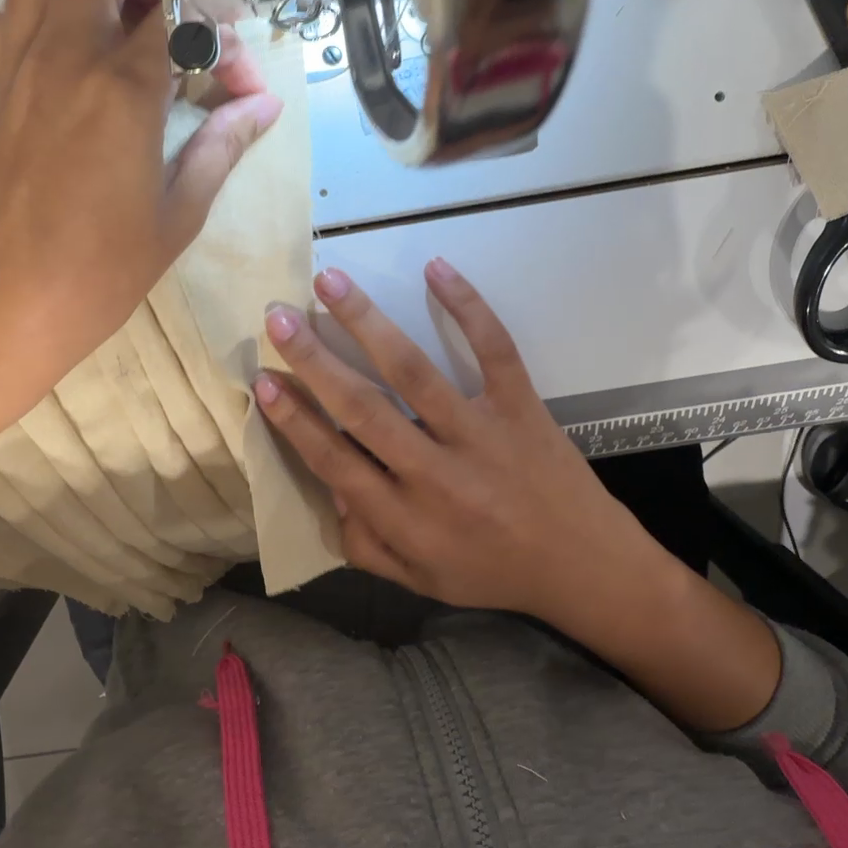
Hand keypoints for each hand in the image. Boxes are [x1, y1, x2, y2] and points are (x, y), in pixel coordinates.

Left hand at [0, 0, 283, 397]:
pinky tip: (78, 58)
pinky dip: (48, 6)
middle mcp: (64, 56)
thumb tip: (262, 104)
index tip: (234, 75)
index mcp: (122, 91)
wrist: (6, 307)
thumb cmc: (102, 273)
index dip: (218, 32)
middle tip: (172, 18)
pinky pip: (12, 8)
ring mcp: (16, 66)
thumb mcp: (179, 214)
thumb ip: (222, 144)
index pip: (180, 15)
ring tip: (121, 23)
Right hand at [252, 259, 673, 623]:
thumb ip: (365, 543)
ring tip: (330, 282)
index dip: (294, 420)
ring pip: (414, 371)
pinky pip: (493, 349)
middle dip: (314, 360)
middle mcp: (436, 472)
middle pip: (362, 408)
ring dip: (367, 322)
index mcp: (406, 517)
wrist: (585, 566)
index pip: (334, 460)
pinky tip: (436, 268)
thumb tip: (327, 490)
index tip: (262, 379)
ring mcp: (480, 433)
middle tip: (277, 317)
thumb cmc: (493, 571)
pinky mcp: (520, 406)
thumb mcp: (419, 579)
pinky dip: (467, 307)